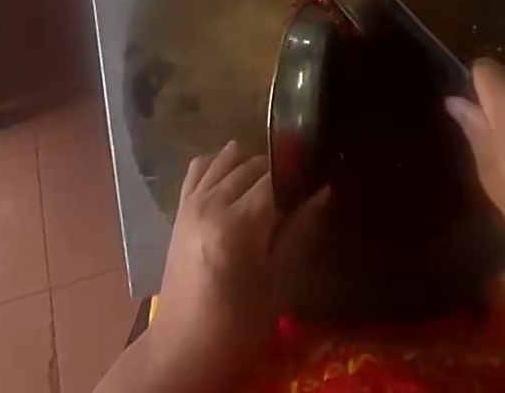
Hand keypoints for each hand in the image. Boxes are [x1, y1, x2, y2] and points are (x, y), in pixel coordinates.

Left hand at [146, 142, 321, 388]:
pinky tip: (232, 178)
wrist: (186, 346)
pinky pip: (199, 167)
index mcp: (238, 223)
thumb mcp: (279, 282)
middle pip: (251, 165)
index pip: (274, 178)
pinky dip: (218, 163)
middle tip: (292, 198)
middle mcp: (212, 202)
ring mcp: (192, 201)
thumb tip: (324, 191)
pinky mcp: (180, 207)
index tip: (311, 186)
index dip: (296, 178)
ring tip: (265, 191)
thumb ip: (300, 230)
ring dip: (249, 165)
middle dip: (275, 173)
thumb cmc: (239, 322)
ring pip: (227, 158)